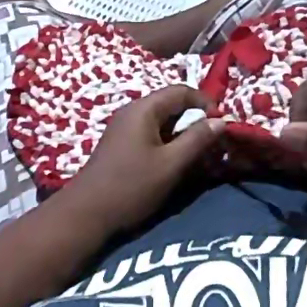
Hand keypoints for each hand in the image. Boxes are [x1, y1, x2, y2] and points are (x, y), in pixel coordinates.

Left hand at [62, 86, 221, 233]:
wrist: (85, 215)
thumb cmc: (131, 186)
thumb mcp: (171, 164)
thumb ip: (197, 139)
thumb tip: (221, 121)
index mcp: (144, 109)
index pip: (181, 91)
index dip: (205, 103)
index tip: (221, 123)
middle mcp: (132, 111)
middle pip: (171, 103)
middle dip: (195, 118)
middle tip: (212, 139)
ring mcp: (124, 128)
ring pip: (162, 120)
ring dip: (182, 131)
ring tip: (197, 152)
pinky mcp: (121, 144)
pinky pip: (151, 132)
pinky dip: (168, 140)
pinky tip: (175, 160)